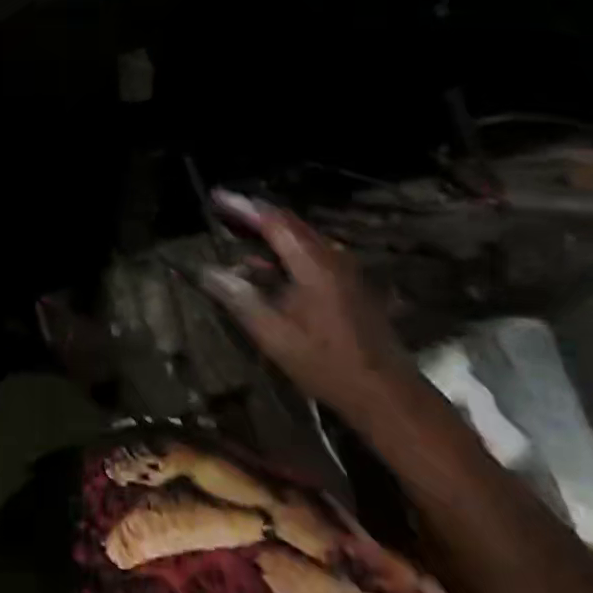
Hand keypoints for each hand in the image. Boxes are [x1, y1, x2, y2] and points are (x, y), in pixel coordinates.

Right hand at [201, 191, 415, 415]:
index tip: (216, 195)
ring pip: (301, 240)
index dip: (242, 207)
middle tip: (223, 209)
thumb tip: (204, 270)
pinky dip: (284, 253)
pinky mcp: (350, 287)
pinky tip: (266, 269)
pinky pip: (311, 255)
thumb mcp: (273, 333)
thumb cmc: (327, 363)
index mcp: (313, 263)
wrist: (388, 396)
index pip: (273, 221)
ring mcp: (345, 272)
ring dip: (270, 234)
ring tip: (239, 234)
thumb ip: (237, 297)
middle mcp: (332, 258)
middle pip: (289, 224)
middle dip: (254, 215)